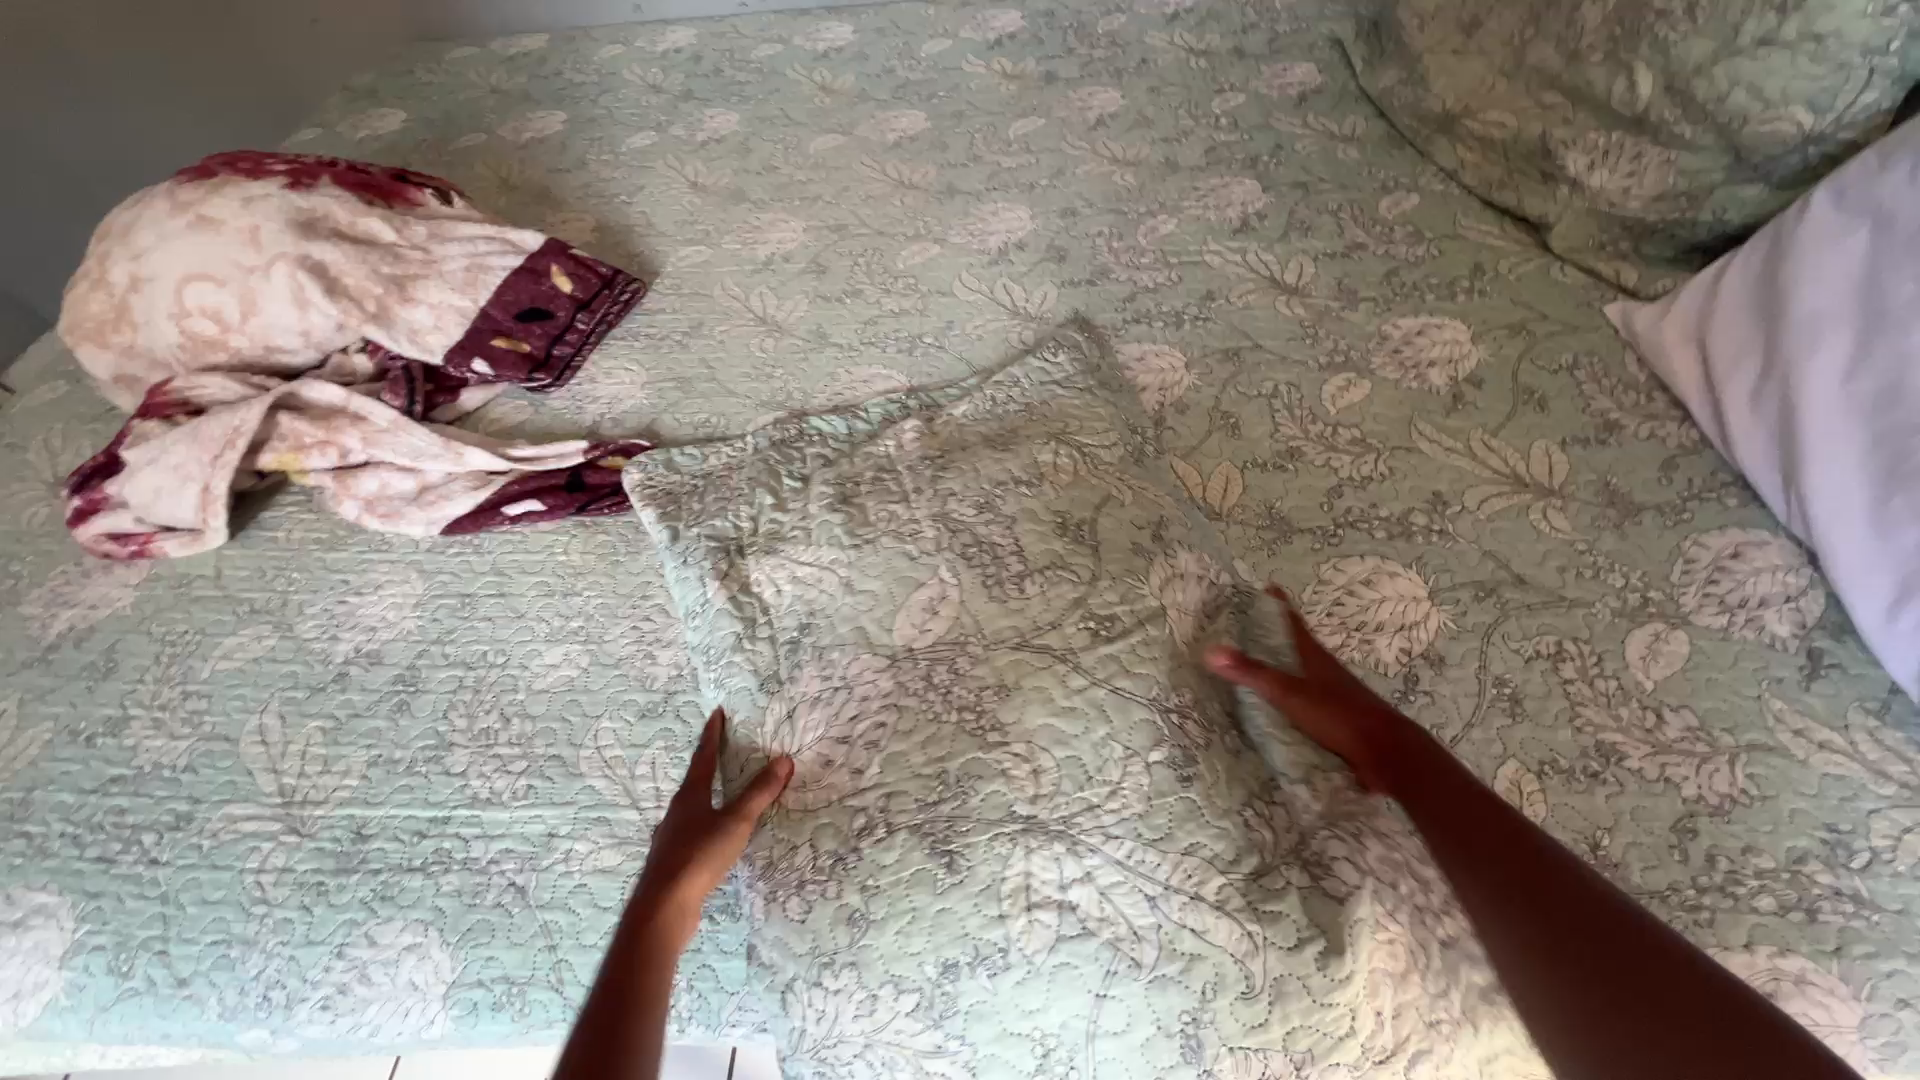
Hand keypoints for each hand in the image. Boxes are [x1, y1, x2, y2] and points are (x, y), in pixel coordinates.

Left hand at [631, 708, 792, 951]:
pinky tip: (711, 837)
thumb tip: (783, 760)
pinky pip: (692, 832)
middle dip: (708, 764)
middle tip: (722, 749)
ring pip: (691, 808)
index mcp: (690, 796)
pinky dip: (706, 824)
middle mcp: (677, 811)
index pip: (704, 756)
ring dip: (706, 796)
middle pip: (694, 780)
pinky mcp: (673, 861)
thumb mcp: (736, 822)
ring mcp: (672, 837)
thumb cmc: (699, 856)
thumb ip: (759, 793)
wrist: (663, 907)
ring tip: (720, 792)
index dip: (712, 735)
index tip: (716, 713)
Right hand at [1204, 585, 1423, 791]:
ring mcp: (1330, 694)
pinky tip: (1273, 706)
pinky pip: (1303, 699)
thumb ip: (1251, 672)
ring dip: (1280, 666)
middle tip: (1248, 626)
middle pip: (1295, 645)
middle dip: (1274, 634)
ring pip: (1300, 672)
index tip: (1265, 587)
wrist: (1386, 753)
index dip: (1278, 605)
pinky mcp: (1333, 717)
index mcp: (1313, 656)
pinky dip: (1286, 696)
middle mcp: (1322, 670)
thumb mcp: (1289, 692)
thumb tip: (1209, 650)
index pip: (1291, 622)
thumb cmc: (1338, 715)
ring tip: (1255, 665)